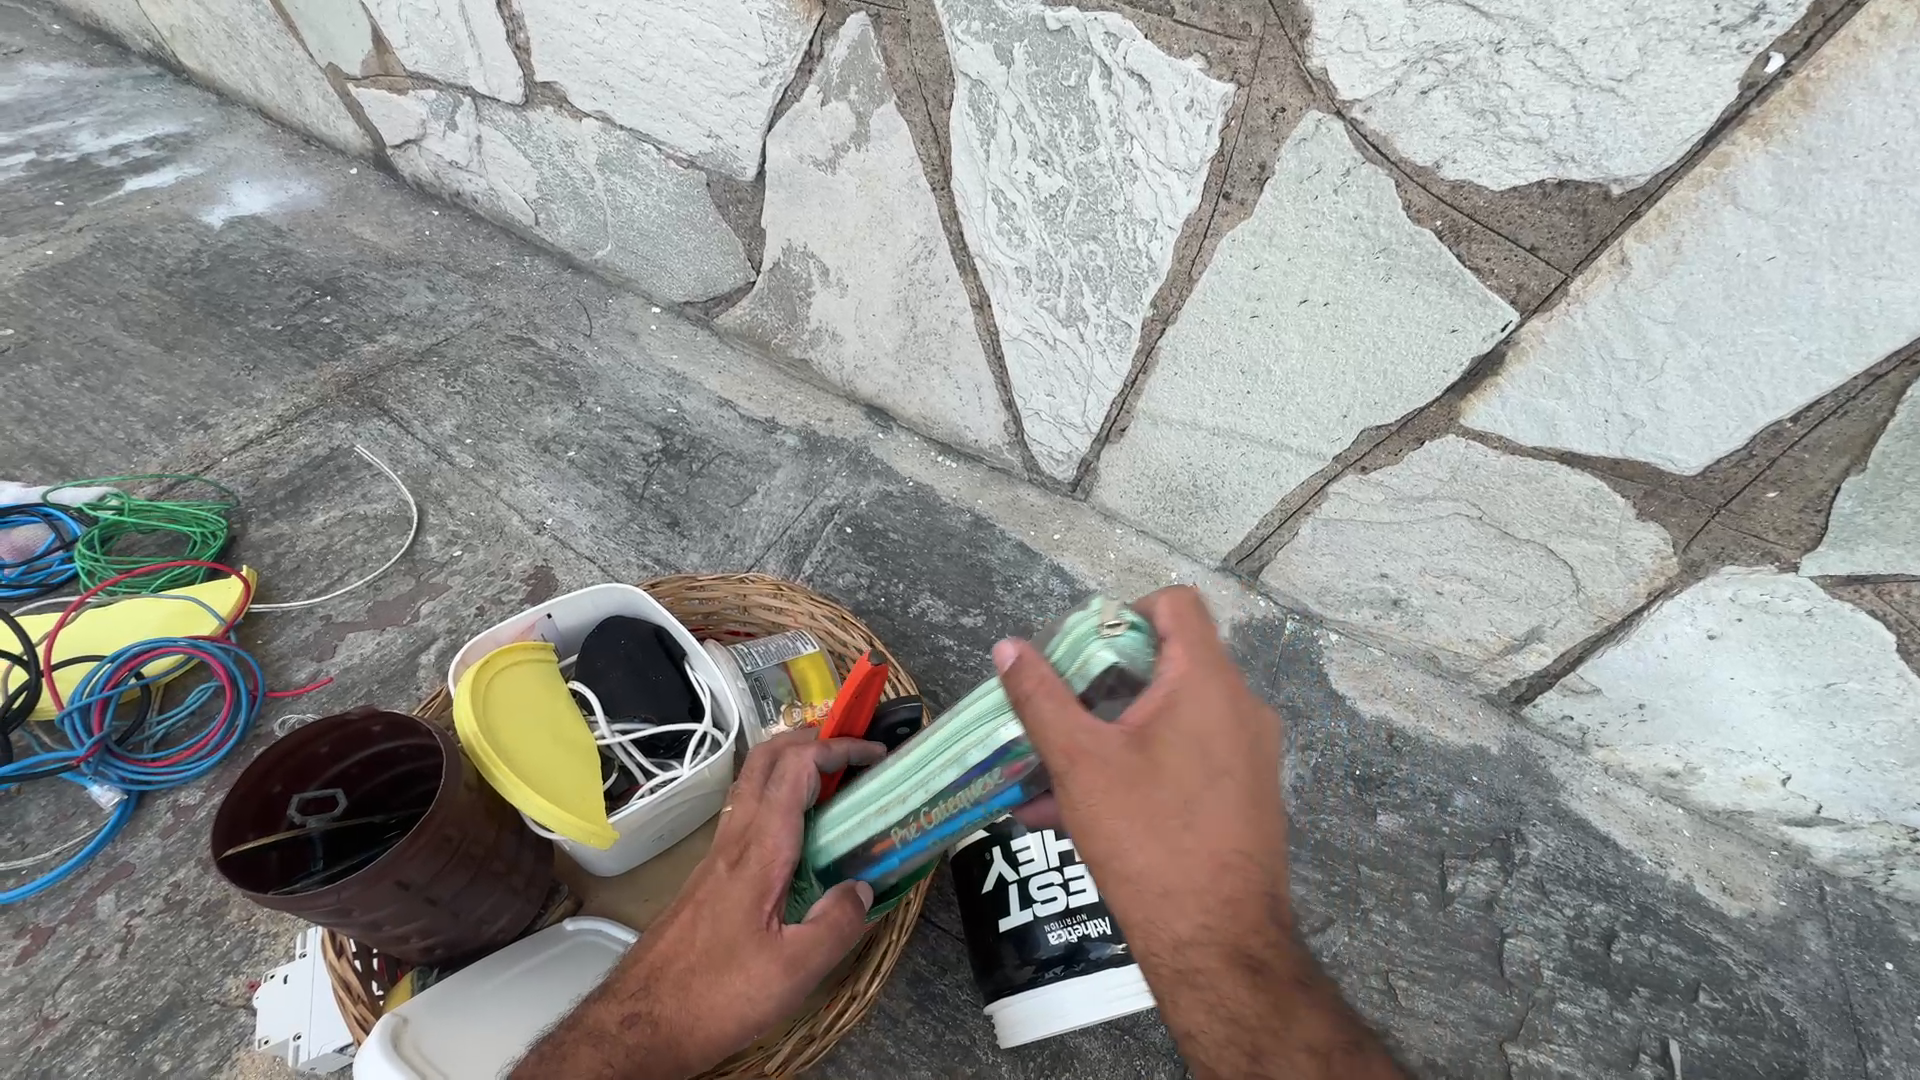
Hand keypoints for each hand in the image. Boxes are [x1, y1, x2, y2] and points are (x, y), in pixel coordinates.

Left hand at [512, 732, 884, 1079]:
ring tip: (833, 778)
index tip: (876, 754)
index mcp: (761, 848)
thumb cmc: (714, 995)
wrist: (638, 1023)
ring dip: (793, 760)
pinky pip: (749, 808)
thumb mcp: (793, 973)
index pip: (798, 766)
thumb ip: (837, 925)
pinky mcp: (712, 870)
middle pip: (768, 756)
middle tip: (852, 749)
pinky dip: (780, 793)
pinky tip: (801, 828)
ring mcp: (720, 850)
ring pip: (754, 779)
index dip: (839, 747)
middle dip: (813, 737)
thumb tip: (864, 888)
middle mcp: (737, 836)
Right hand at [995, 586, 1291, 965]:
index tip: (1086, 648)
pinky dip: (1139, 763)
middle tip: (1064, 706)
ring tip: (1057, 764)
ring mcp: (1249, 754)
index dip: (1127, 611)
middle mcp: (1239, 707)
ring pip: (1173, 715)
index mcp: (1206, 683)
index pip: (1177, 604)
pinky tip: (1081, 809)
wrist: (1218, 945)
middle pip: (1170, 660)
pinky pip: (1186, 756)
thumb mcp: (1079, 761)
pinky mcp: (1246, 793)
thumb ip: (1040, 697)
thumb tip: (1007, 647)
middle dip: (1105, 678)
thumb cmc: (1146, 837)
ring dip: (1113, 728)